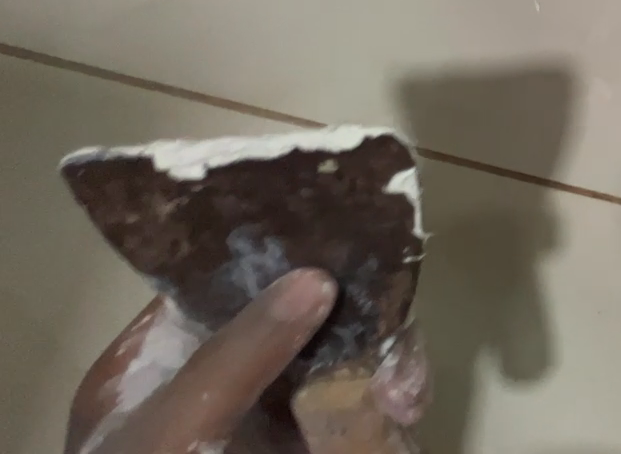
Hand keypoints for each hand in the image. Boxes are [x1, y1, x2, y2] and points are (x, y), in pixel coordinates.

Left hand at [67, 270, 430, 453]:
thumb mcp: (169, 434)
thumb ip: (233, 358)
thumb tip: (317, 276)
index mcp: (165, 359)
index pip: (230, 277)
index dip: (288, 250)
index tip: (348, 236)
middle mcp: (229, 369)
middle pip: (315, 302)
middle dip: (366, 317)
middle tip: (392, 338)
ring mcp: (281, 401)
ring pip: (359, 340)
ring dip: (393, 358)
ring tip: (403, 395)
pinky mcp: (324, 427)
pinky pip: (377, 383)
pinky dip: (400, 390)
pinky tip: (406, 409)